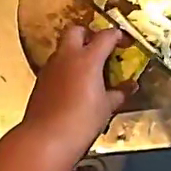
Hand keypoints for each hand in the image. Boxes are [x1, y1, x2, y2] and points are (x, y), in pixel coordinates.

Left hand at [22, 26, 126, 151]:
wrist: (46, 139)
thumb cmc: (81, 122)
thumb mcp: (106, 107)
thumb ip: (119, 92)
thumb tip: (129, 86)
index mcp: (87, 58)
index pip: (105, 36)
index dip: (117, 36)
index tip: (124, 41)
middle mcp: (66, 57)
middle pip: (76, 30)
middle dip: (89, 34)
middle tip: (101, 47)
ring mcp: (50, 67)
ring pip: (63, 48)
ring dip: (76, 52)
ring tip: (89, 69)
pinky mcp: (40, 81)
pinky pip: (55, 66)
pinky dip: (66, 68)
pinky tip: (74, 85)